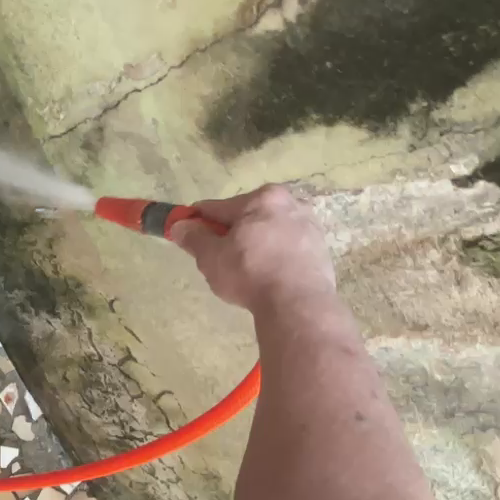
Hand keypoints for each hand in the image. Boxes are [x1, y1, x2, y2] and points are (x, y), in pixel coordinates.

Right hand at [169, 184, 335, 312]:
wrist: (297, 301)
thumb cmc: (249, 272)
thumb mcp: (210, 257)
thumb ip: (194, 238)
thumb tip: (180, 225)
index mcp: (260, 198)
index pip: (216, 208)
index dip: (197, 223)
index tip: (188, 239)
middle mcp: (289, 202)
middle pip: (245, 218)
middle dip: (230, 236)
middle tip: (219, 262)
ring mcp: (308, 224)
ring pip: (267, 232)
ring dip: (253, 246)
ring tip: (245, 273)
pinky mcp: (320, 247)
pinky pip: (286, 248)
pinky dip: (273, 257)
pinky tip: (267, 277)